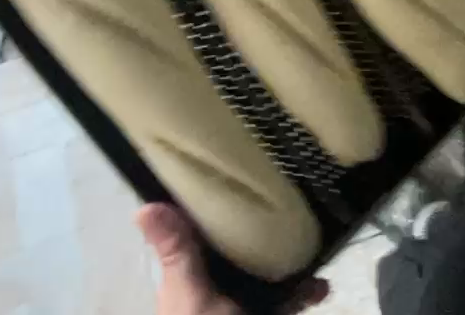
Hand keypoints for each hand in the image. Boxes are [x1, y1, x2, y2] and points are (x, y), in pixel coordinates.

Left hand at [137, 204, 328, 314]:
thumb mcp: (190, 296)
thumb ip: (178, 253)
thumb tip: (142, 207)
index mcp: (191, 272)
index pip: (203, 223)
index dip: (220, 196)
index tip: (244, 164)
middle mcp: (217, 281)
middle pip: (242, 241)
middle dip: (267, 225)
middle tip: (294, 198)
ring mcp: (244, 299)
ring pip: (270, 267)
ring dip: (293, 256)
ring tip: (317, 241)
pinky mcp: (269, 310)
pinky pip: (290, 296)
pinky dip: (306, 290)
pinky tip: (322, 286)